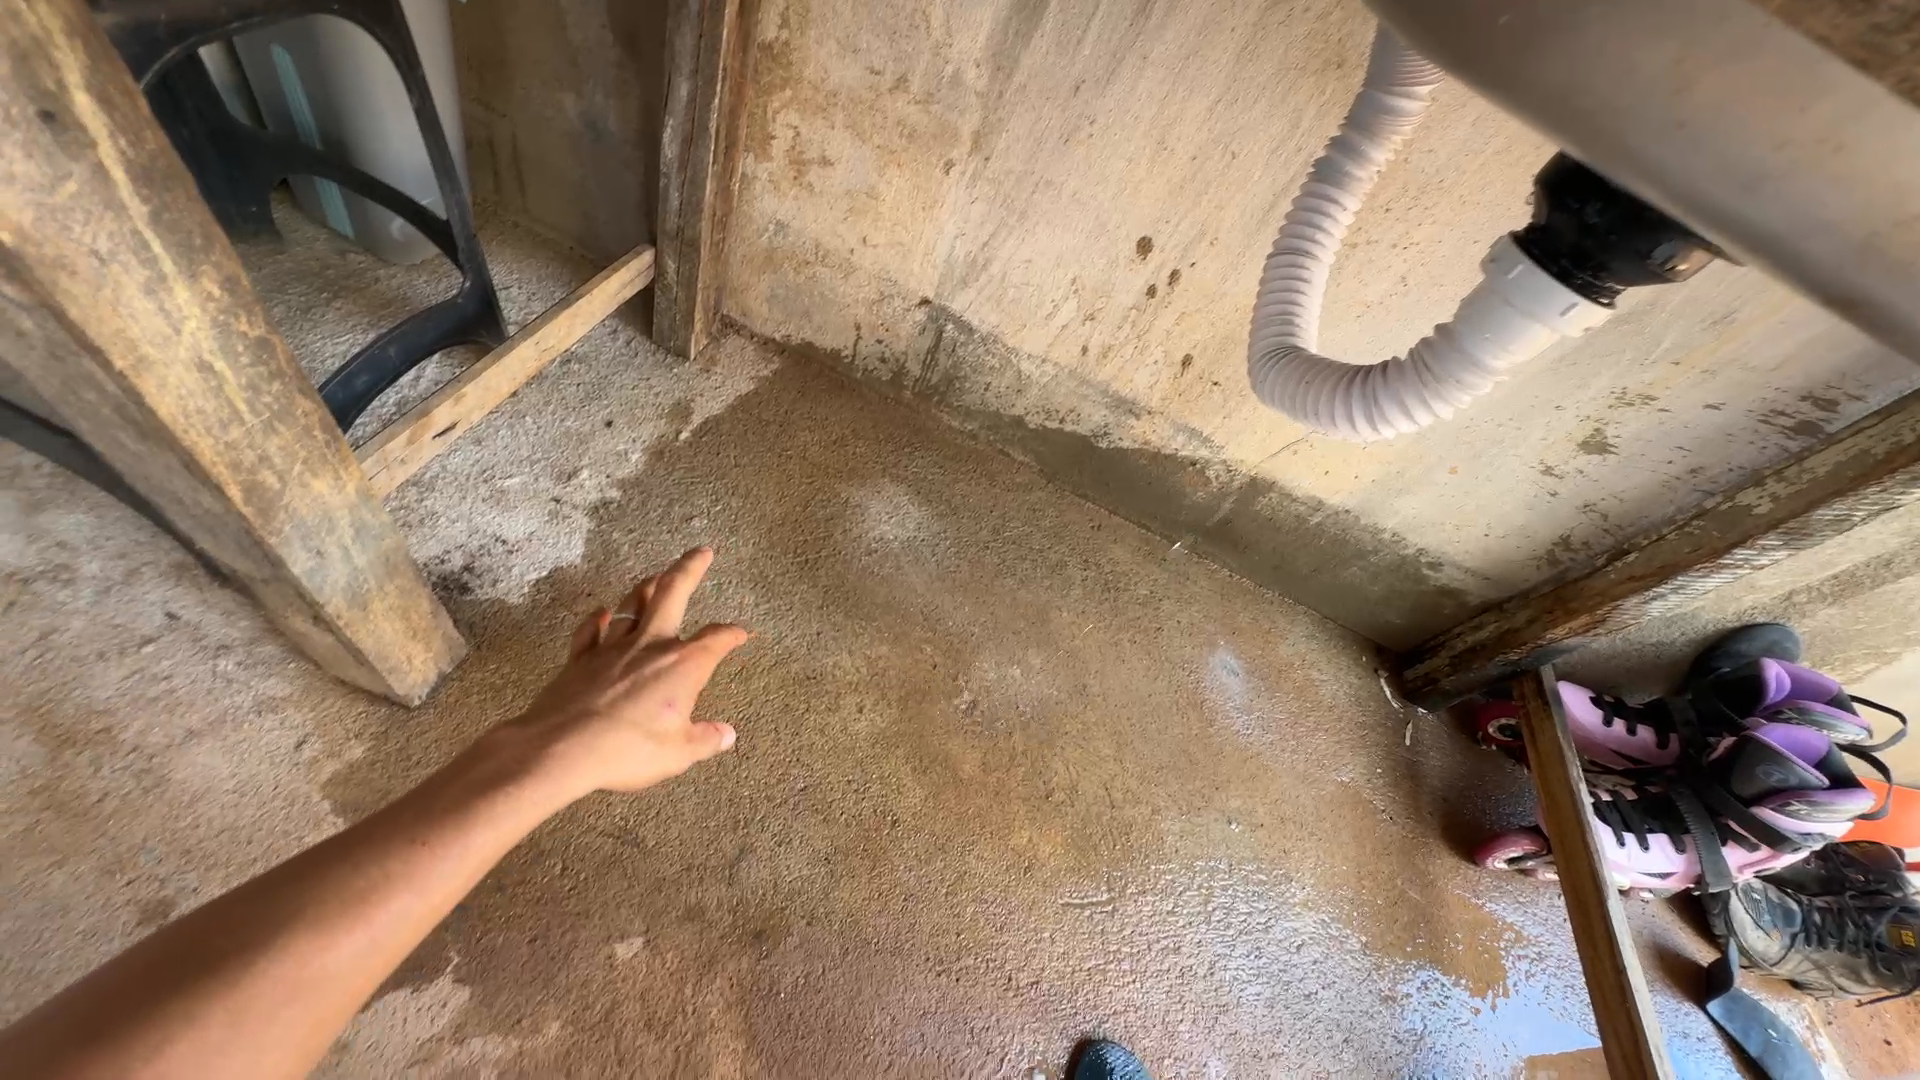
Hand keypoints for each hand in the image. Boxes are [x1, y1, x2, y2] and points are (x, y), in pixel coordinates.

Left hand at [495, 547, 750, 799]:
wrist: (561, 750)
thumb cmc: (628, 750)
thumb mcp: (678, 753)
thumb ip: (704, 740)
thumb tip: (726, 735)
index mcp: (683, 665)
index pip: (717, 639)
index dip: (733, 634)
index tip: (742, 634)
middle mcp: (651, 645)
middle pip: (672, 593)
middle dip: (690, 569)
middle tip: (702, 552)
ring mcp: (612, 648)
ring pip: (632, 604)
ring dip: (646, 586)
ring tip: (656, 575)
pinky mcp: (579, 660)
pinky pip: (590, 630)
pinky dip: (597, 619)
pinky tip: (600, 612)